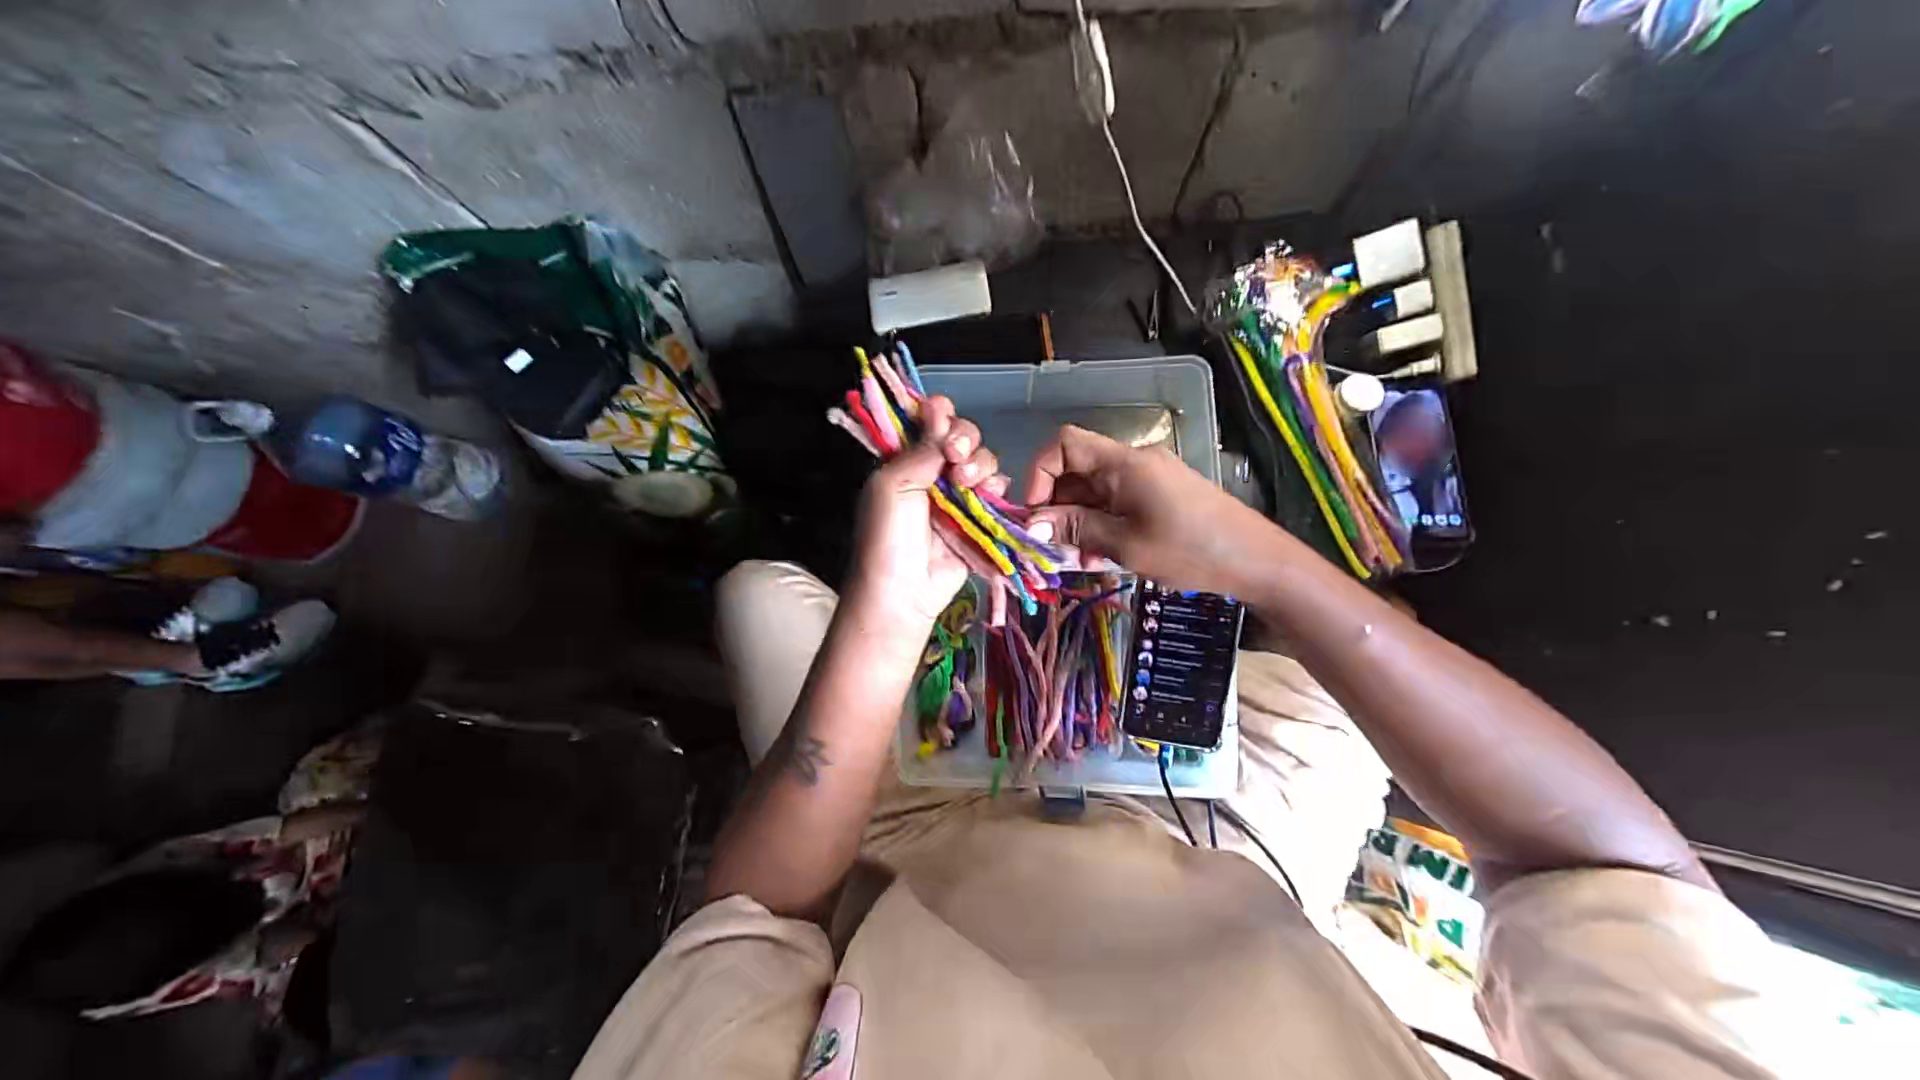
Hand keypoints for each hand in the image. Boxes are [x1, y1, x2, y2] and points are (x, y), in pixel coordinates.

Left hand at [842, 396, 1001, 635]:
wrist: (903, 592)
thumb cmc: (887, 538)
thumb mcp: (891, 485)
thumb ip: (921, 448)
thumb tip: (940, 410)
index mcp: (904, 460)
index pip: (930, 422)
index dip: (941, 417)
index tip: (942, 427)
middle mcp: (931, 473)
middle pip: (962, 437)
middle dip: (965, 440)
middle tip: (956, 458)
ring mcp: (956, 496)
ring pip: (982, 461)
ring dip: (981, 465)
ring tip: (968, 484)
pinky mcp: (978, 519)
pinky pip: (996, 491)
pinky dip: (997, 487)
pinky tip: (988, 495)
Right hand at [1025, 425, 1284, 596]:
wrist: (1258, 561)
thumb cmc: (1190, 550)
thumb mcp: (1125, 545)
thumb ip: (1075, 530)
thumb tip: (1031, 524)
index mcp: (1124, 463)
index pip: (1064, 444)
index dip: (1040, 474)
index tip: (1036, 514)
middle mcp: (1133, 463)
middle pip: (1076, 472)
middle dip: (1057, 509)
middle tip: (1053, 551)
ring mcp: (1147, 480)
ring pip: (1094, 493)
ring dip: (1078, 524)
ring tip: (1078, 562)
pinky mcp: (1158, 498)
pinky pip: (1116, 505)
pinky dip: (1100, 527)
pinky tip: (1100, 559)